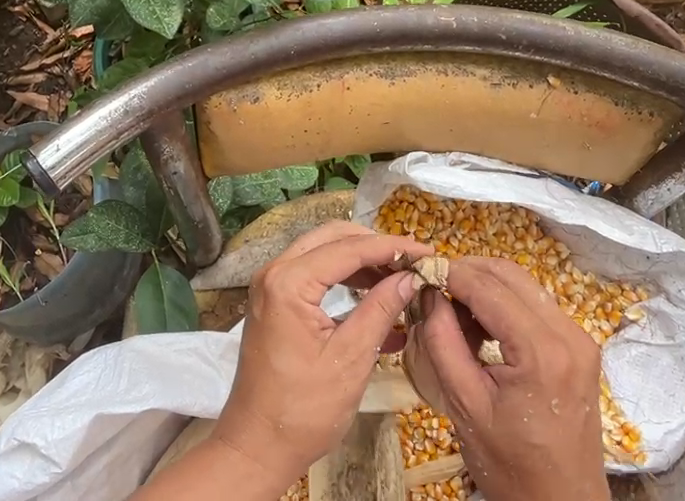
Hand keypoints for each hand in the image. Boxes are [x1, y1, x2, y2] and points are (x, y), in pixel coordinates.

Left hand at [212, 221, 431, 487]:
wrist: (257, 445)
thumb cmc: (303, 409)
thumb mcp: (351, 359)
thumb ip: (380, 310)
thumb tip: (410, 278)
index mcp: (289, 282)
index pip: (348, 248)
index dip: (391, 247)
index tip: (427, 252)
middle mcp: (274, 272)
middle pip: (332, 239)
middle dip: (375, 246)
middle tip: (413, 261)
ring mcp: (271, 285)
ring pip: (323, 253)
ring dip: (362, 261)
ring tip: (400, 277)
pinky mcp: (275, 301)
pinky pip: (314, 274)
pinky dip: (345, 280)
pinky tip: (377, 297)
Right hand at [403, 257, 609, 500]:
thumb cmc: (511, 464)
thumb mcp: (465, 404)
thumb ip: (443, 341)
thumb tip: (429, 294)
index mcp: (542, 351)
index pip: (486, 287)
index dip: (448, 272)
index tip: (417, 272)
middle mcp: (569, 334)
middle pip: (509, 273)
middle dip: (466, 271)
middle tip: (432, 287)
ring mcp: (579, 337)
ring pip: (522, 284)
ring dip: (484, 286)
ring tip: (452, 311)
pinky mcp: (579, 345)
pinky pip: (535, 304)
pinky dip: (503, 303)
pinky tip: (479, 325)